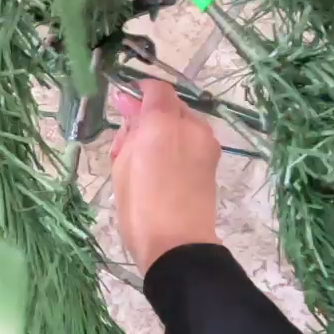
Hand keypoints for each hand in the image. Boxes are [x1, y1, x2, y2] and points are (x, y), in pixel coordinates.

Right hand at [110, 79, 221, 274]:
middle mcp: (191, 125)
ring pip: (180, 124)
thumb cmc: (139, 207)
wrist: (175, 244)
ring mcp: (206, 142)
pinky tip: (159, 171)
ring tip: (141, 161)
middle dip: (148, 116)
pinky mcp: (212, 161)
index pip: (154, 89)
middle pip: (169, 106)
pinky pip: (189, 141)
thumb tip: (129, 105)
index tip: (121, 106)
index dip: (137, 93)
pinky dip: (174, 146)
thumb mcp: (122, 164)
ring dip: (162, 132)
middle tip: (126, 143)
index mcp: (163, 122)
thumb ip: (128, 130)